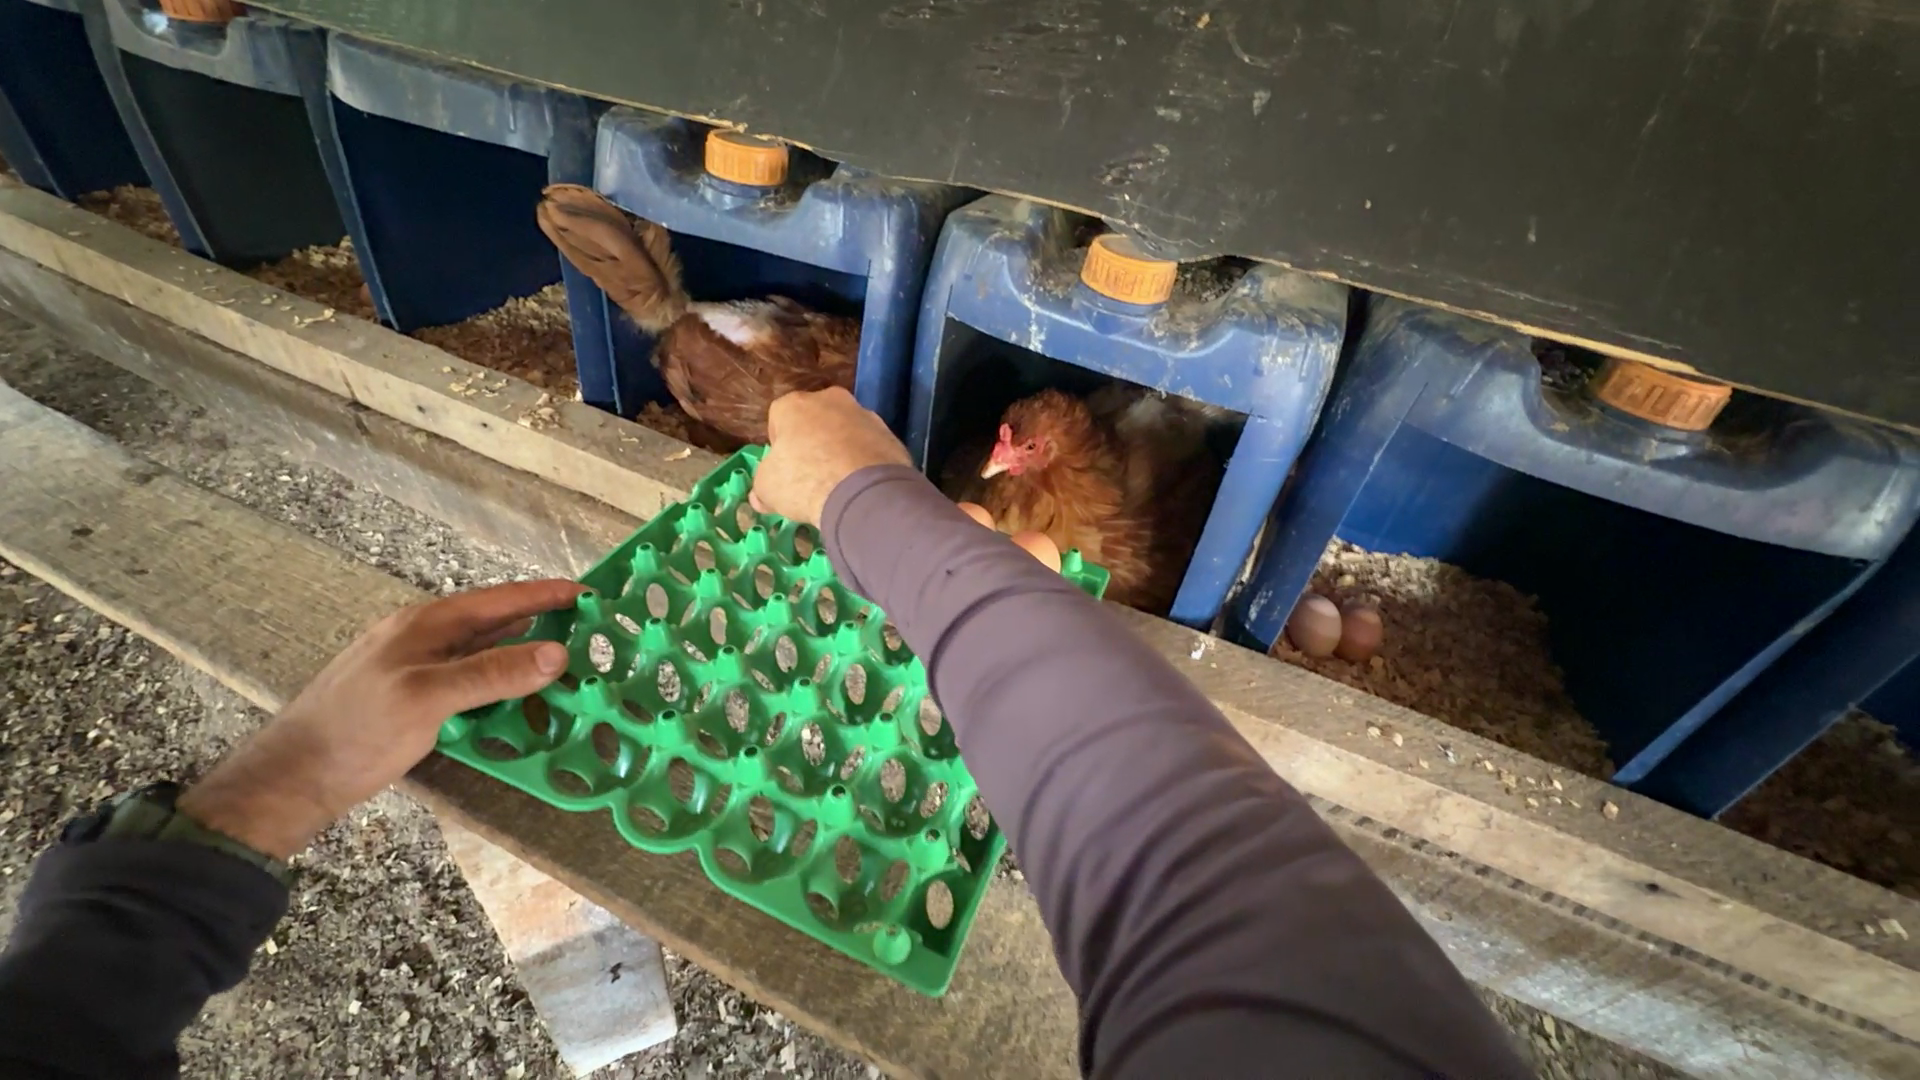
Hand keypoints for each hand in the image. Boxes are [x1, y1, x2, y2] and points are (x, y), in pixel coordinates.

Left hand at [178, 580, 583, 858]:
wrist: (288, 784)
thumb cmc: (356, 731)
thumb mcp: (428, 697)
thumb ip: (494, 672)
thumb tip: (561, 652)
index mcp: (429, 623)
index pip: (504, 598)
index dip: (550, 594)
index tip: (594, 596)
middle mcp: (429, 637)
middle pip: (501, 623)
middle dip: (548, 625)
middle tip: (595, 635)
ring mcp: (423, 667)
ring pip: (491, 653)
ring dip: (530, 658)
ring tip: (573, 667)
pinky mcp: (420, 697)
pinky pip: (478, 681)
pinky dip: (509, 685)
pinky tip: (527, 701)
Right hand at [751, 387, 911, 525]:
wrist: (863, 493)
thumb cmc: (804, 482)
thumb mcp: (768, 489)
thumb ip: (762, 486)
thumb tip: (760, 497)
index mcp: (795, 405)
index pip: (779, 418)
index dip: (780, 445)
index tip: (785, 468)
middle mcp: (831, 400)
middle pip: (817, 420)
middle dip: (814, 441)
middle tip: (813, 473)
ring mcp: (865, 415)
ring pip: (847, 431)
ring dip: (843, 449)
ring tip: (842, 483)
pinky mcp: (890, 435)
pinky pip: (871, 447)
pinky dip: (867, 461)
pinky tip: (864, 485)